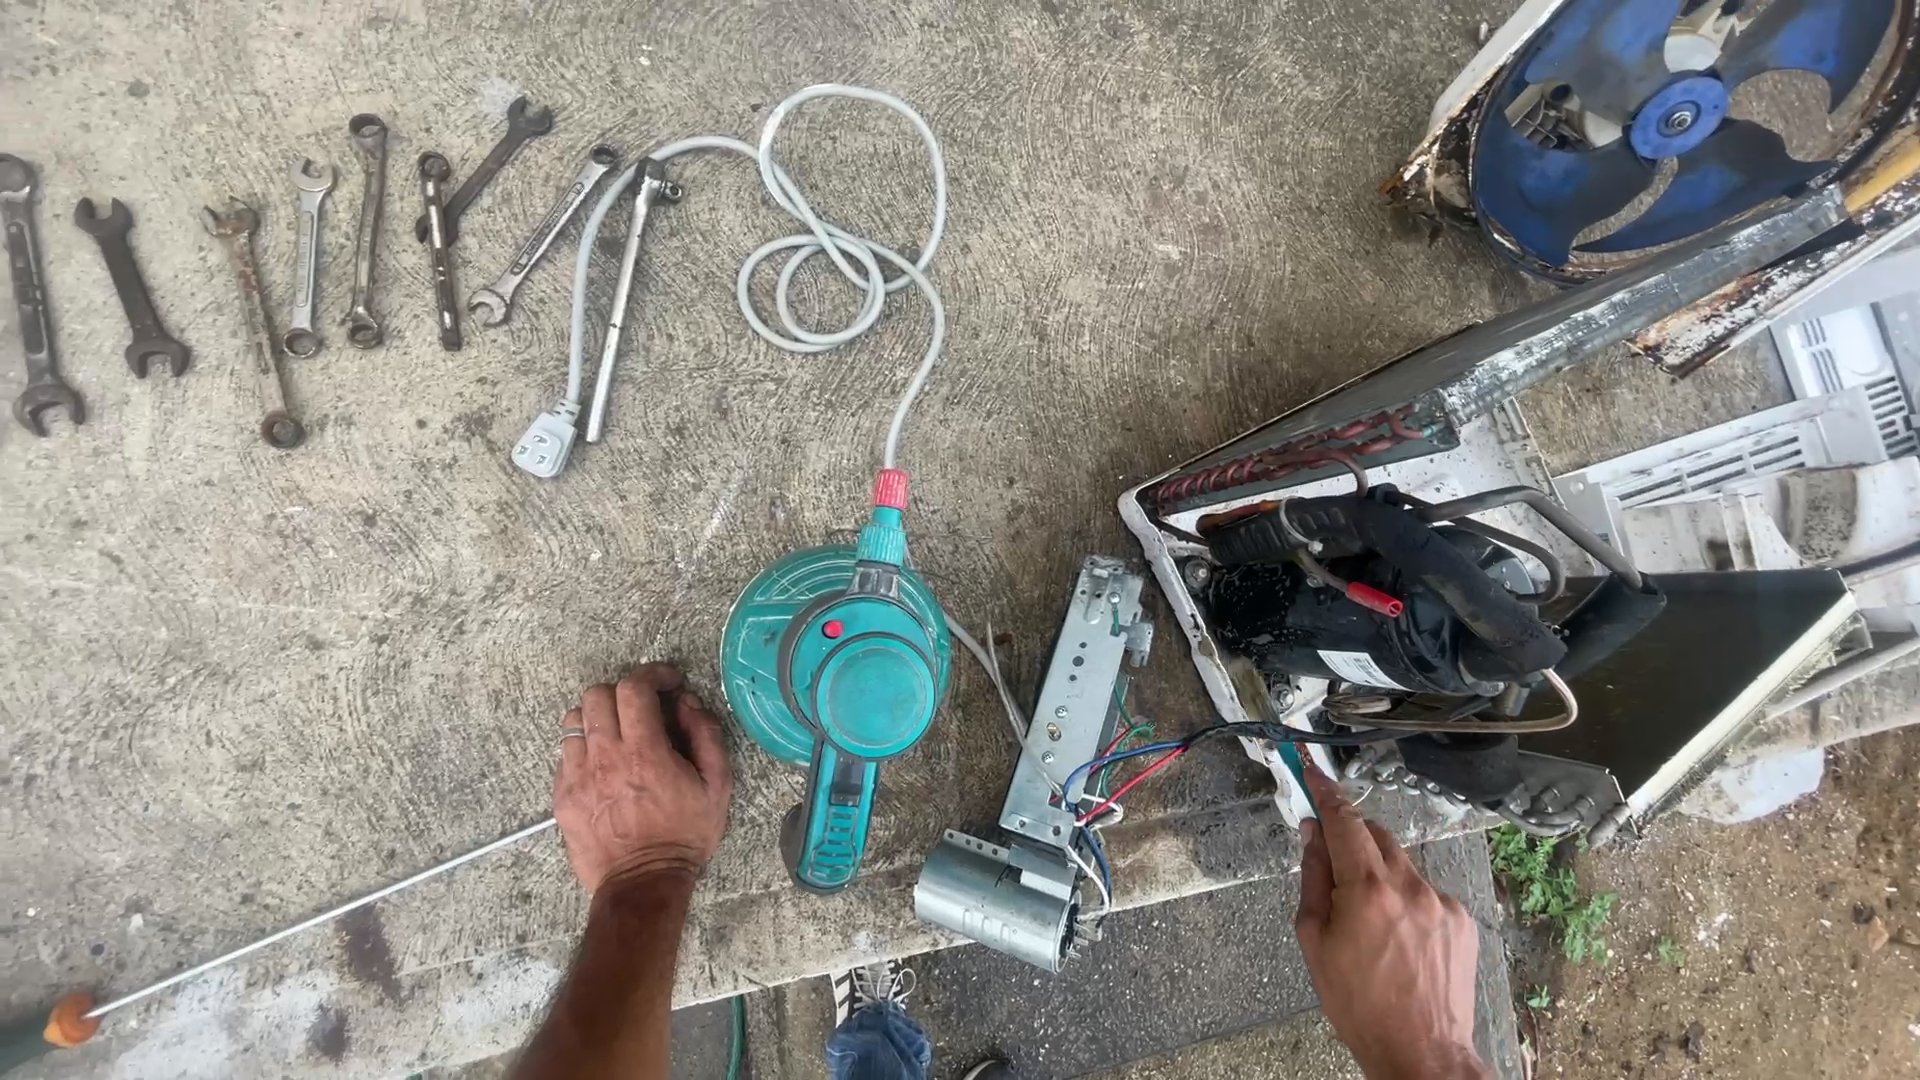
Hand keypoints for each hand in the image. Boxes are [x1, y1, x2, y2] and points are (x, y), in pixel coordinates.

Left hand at [553, 663, 733, 892]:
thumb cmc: (686, 834)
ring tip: (620, 731)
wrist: (643, 884)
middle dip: (624, 690)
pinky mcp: (562, 796)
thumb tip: (687, 703)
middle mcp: (605, 758)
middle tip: (644, 706)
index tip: (669, 681)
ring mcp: (577, 777)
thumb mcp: (717, 785)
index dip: (653, 673)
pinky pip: (565, 752)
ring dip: (600, 715)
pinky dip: (586, 745)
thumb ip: (706, 735)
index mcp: (645, 752)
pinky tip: (605, 762)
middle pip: (597, 694)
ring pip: (573, 719)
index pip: (634, 688)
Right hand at [1295, 765, 1486, 1079]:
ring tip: (1369, 916)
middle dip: (1350, 836)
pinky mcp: (1463, 921)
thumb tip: (1313, 834)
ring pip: (1400, 862)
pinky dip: (1405, 896)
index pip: (1343, 820)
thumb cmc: (1357, 1001)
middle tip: (1332, 861)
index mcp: (1367, 889)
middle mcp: (1409, 886)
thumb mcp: (1313, 938)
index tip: (1310, 768)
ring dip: (1378, 870)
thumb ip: (1313, 877)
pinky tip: (1399, 934)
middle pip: (1375, 833)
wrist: (1423, 1055)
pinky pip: (1424, 889)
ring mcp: (1442, 903)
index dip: (1324, 790)